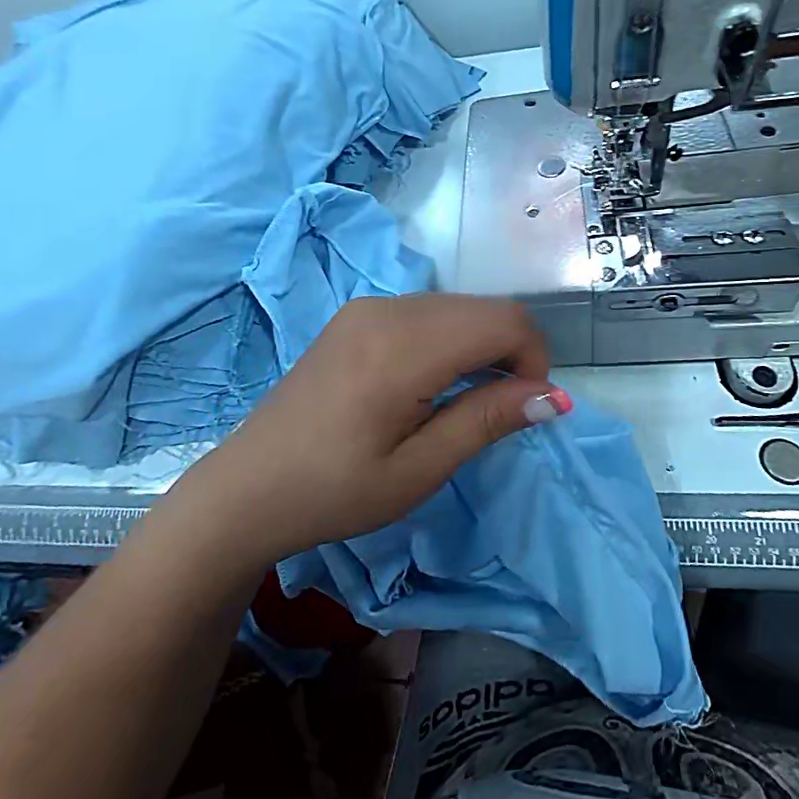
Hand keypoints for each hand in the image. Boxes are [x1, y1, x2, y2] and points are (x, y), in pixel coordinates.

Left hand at [173, 293, 567, 563]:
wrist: (246, 489)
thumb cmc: (334, 491)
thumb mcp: (418, 470)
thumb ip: (486, 421)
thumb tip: (552, 396)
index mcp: (403, 347)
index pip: (504, 322)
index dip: (533, 359)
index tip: (525, 408)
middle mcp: (388, 310)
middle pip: (484, 308)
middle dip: (511, 352)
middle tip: (501, 410)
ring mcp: (367, 307)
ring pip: (458, 307)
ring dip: (482, 344)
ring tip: (467, 401)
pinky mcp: (356, 316)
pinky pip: (427, 311)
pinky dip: (451, 339)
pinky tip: (432, 382)